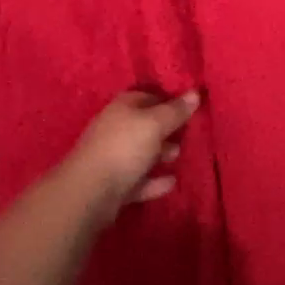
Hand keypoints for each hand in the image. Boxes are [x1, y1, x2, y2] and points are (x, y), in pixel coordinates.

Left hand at [61, 90, 199, 213]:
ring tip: (179, 156)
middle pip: (145, 125)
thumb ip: (175, 111)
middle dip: (166, 129)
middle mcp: (116, 129)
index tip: (189, 108)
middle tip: (187, 134)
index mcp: (123, 107)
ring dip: (160, 154)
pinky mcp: (113, 185)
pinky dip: (154, 181)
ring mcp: (112, 158)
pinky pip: (139, 180)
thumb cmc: (124, 147)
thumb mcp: (155, 124)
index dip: (168, 100)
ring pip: (141, 153)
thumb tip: (195, 92)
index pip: (147, 96)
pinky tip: (171, 183)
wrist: (89, 192)